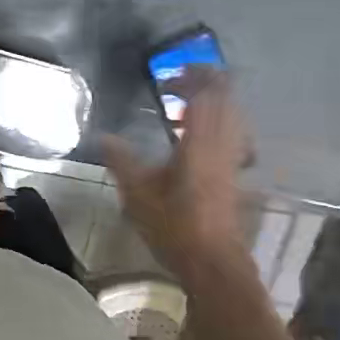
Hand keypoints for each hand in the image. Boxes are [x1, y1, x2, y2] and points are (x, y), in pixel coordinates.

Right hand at [103, 67, 251, 276]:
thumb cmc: (174, 226)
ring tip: (184, 110)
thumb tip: (104, 137)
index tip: (168, 79)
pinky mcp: (235, 175)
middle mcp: (223, 144)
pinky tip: (197, 141)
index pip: (206, 94)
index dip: (191, 78)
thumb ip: (121, 161)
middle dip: (205, 84)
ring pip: (233, 116)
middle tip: (177, 86)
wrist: (212, 261)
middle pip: (226, 99)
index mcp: (200, 142)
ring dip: (213, 104)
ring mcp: (234, 160)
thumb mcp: (137, 193)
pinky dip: (218, 125)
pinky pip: (233, 135)